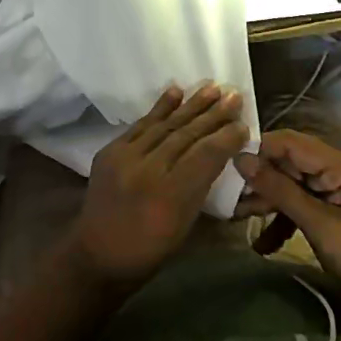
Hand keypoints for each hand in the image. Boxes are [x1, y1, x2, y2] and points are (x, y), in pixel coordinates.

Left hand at [69, 84, 247, 285]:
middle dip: (212, 115)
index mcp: (171, 197)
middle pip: (185, 135)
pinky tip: (174, 91)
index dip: (226, 138)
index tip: (243, 123)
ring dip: (188, 105)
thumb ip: (202, 188)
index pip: (204, 156)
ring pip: (163, 125)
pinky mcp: (109, 151)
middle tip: (233, 96)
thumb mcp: (185, 226)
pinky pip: (139, 125)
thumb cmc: (150, 249)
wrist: (97, 252)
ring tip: (210, 88)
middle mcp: (146, 171)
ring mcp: (124, 158)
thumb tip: (222, 156)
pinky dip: (158, 108)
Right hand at [234, 130, 340, 330]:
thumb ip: (281, 191)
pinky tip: (264, 244)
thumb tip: (241, 160)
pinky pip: (301, 203)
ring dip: (266, 200)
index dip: (258, 148)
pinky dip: (282, 219)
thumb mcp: (321, 227)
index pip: (291, 142)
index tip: (224, 162)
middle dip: (258, 178)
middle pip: (288, 162)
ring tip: (236, 217)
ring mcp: (339, 189)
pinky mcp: (336, 208)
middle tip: (227, 196)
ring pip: (291, 183)